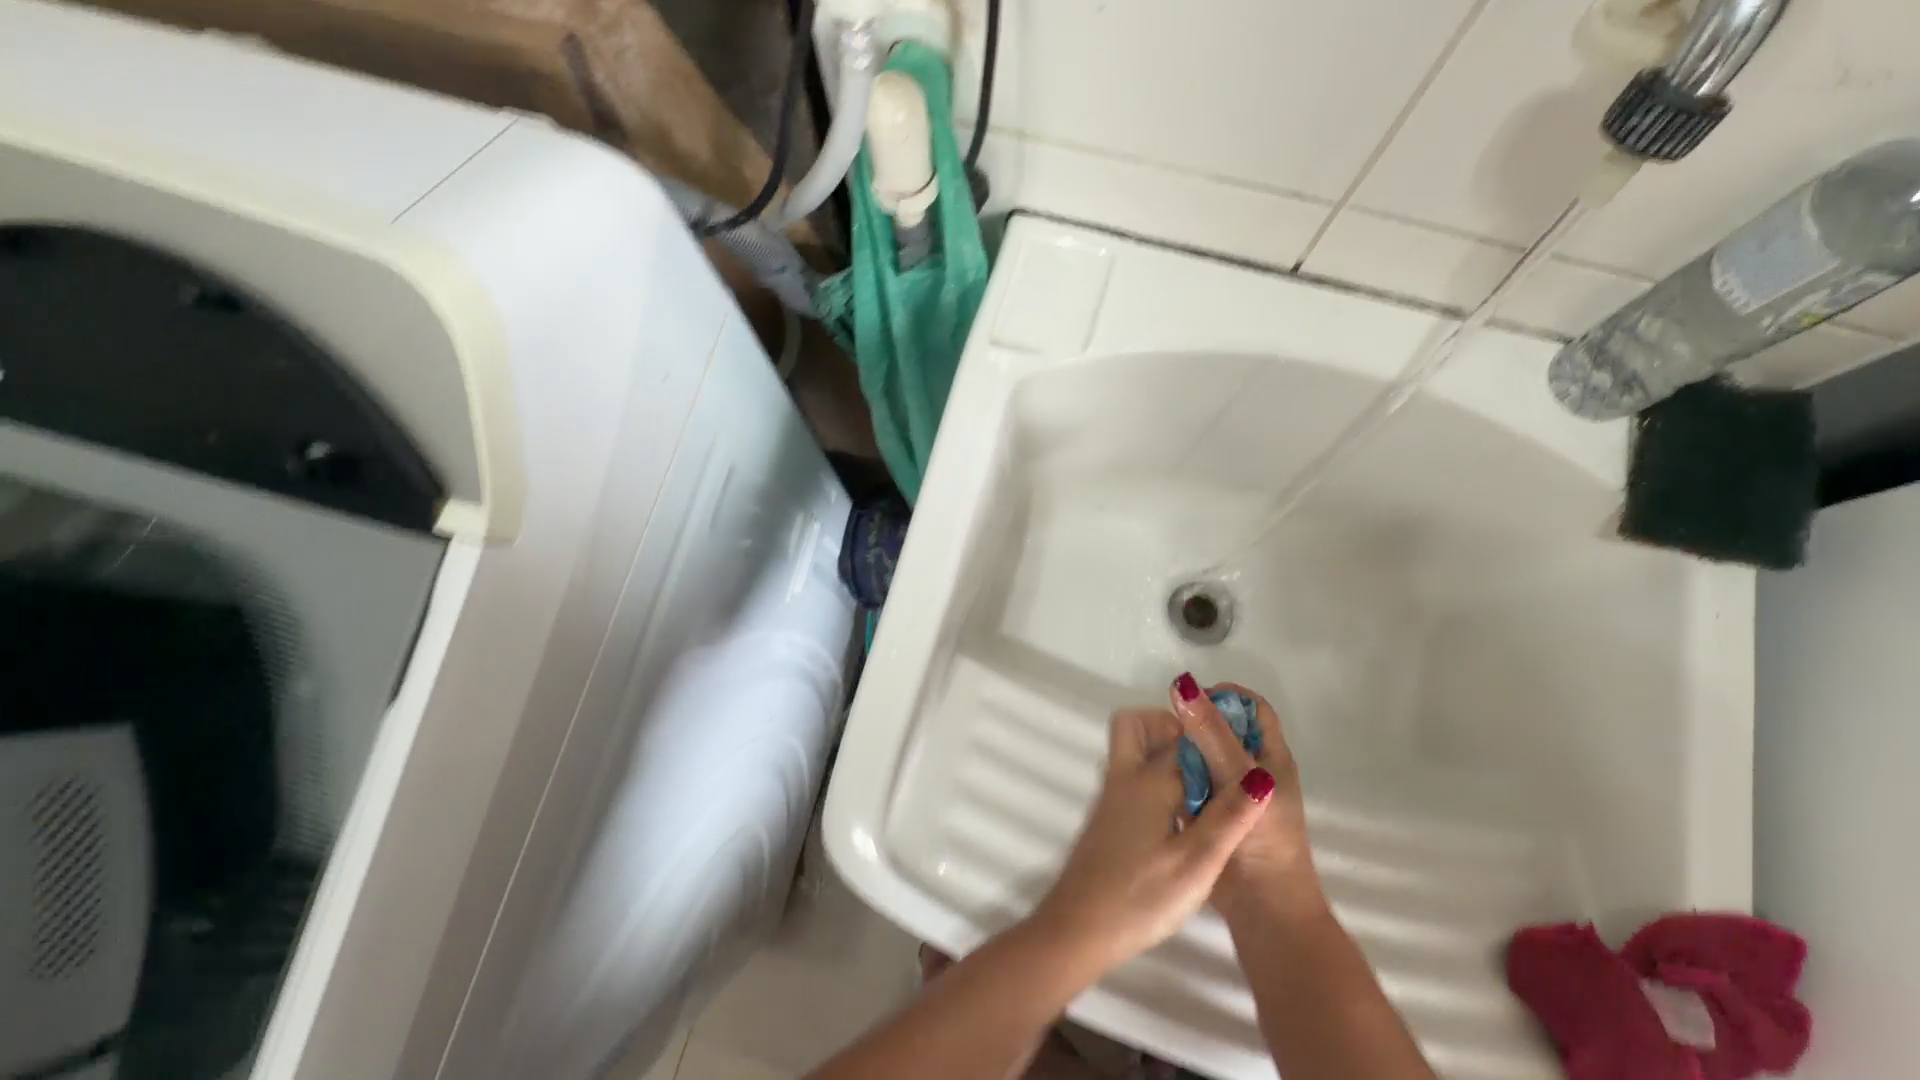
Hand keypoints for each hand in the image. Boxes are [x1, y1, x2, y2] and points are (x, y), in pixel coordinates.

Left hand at [1031, 705, 1273, 972]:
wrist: (1079, 929)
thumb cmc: (1142, 897)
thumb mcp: (1198, 862)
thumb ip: (1229, 816)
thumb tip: (1261, 775)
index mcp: (1146, 780)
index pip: (1181, 736)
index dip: (1211, 737)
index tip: (1236, 752)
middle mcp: (1122, 778)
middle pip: (1137, 726)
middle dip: (1172, 730)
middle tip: (1208, 762)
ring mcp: (1110, 799)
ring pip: (1133, 753)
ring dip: (1164, 757)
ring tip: (1205, 794)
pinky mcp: (1106, 821)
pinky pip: (1131, 780)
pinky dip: (1155, 783)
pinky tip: (1182, 820)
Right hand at [1168, 675, 1324, 920]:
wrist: (1262, 907)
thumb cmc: (1264, 837)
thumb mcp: (1240, 776)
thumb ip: (1211, 733)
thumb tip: (1182, 686)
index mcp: (1270, 758)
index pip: (1250, 710)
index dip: (1224, 696)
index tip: (1191, 698)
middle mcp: (1248, 772)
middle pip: (1218, 733)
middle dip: (1192, 725)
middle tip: (1163, 726)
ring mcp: (1226, 796)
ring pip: (1197, 760)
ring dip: (1178, 754)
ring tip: (1151, 752)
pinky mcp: (1206, 818)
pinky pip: (1184, 789)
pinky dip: (1169, 782)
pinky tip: (1148, 780)